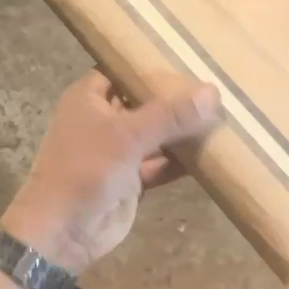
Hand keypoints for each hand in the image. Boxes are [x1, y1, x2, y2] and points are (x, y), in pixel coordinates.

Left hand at [0, 71, 221, 272]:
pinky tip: (213, 152)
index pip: (124, 70)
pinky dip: (182, 161)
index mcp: (89, 99)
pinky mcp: (131, 181)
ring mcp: (117, 152)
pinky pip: (161, 164)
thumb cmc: (86, 170)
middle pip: (144, 103)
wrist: (65, 231)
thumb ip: (170, 115)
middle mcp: (103, 121)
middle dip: (176, 100)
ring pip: (156, 135)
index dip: (152, 66)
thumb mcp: (127, 135)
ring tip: (223, 116)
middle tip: (217, 87)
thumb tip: (213, 93)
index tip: (190, 57)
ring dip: (183, 132)